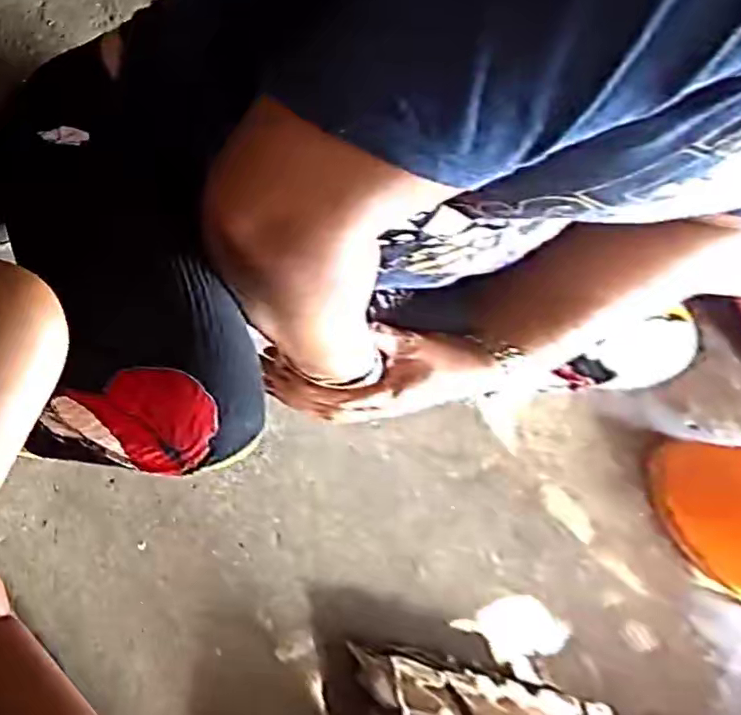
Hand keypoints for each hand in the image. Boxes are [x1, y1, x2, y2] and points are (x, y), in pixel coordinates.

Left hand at [263, 326, 511, 422]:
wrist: (478, 370)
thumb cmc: (448, 356)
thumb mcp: (415, 343)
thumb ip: (382, 337)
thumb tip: (352, 327)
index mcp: (384, 396)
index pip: (331, 396)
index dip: (301, 383)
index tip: (277, 362)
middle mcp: (376, 408)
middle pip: (321, 407)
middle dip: (288, 389)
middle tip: (261, 365)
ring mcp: (375, 410)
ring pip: (324, 412)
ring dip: (293, 397)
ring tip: (265, 375)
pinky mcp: (375, 406)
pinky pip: (334, 411)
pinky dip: (307, 403)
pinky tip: (287, 390)